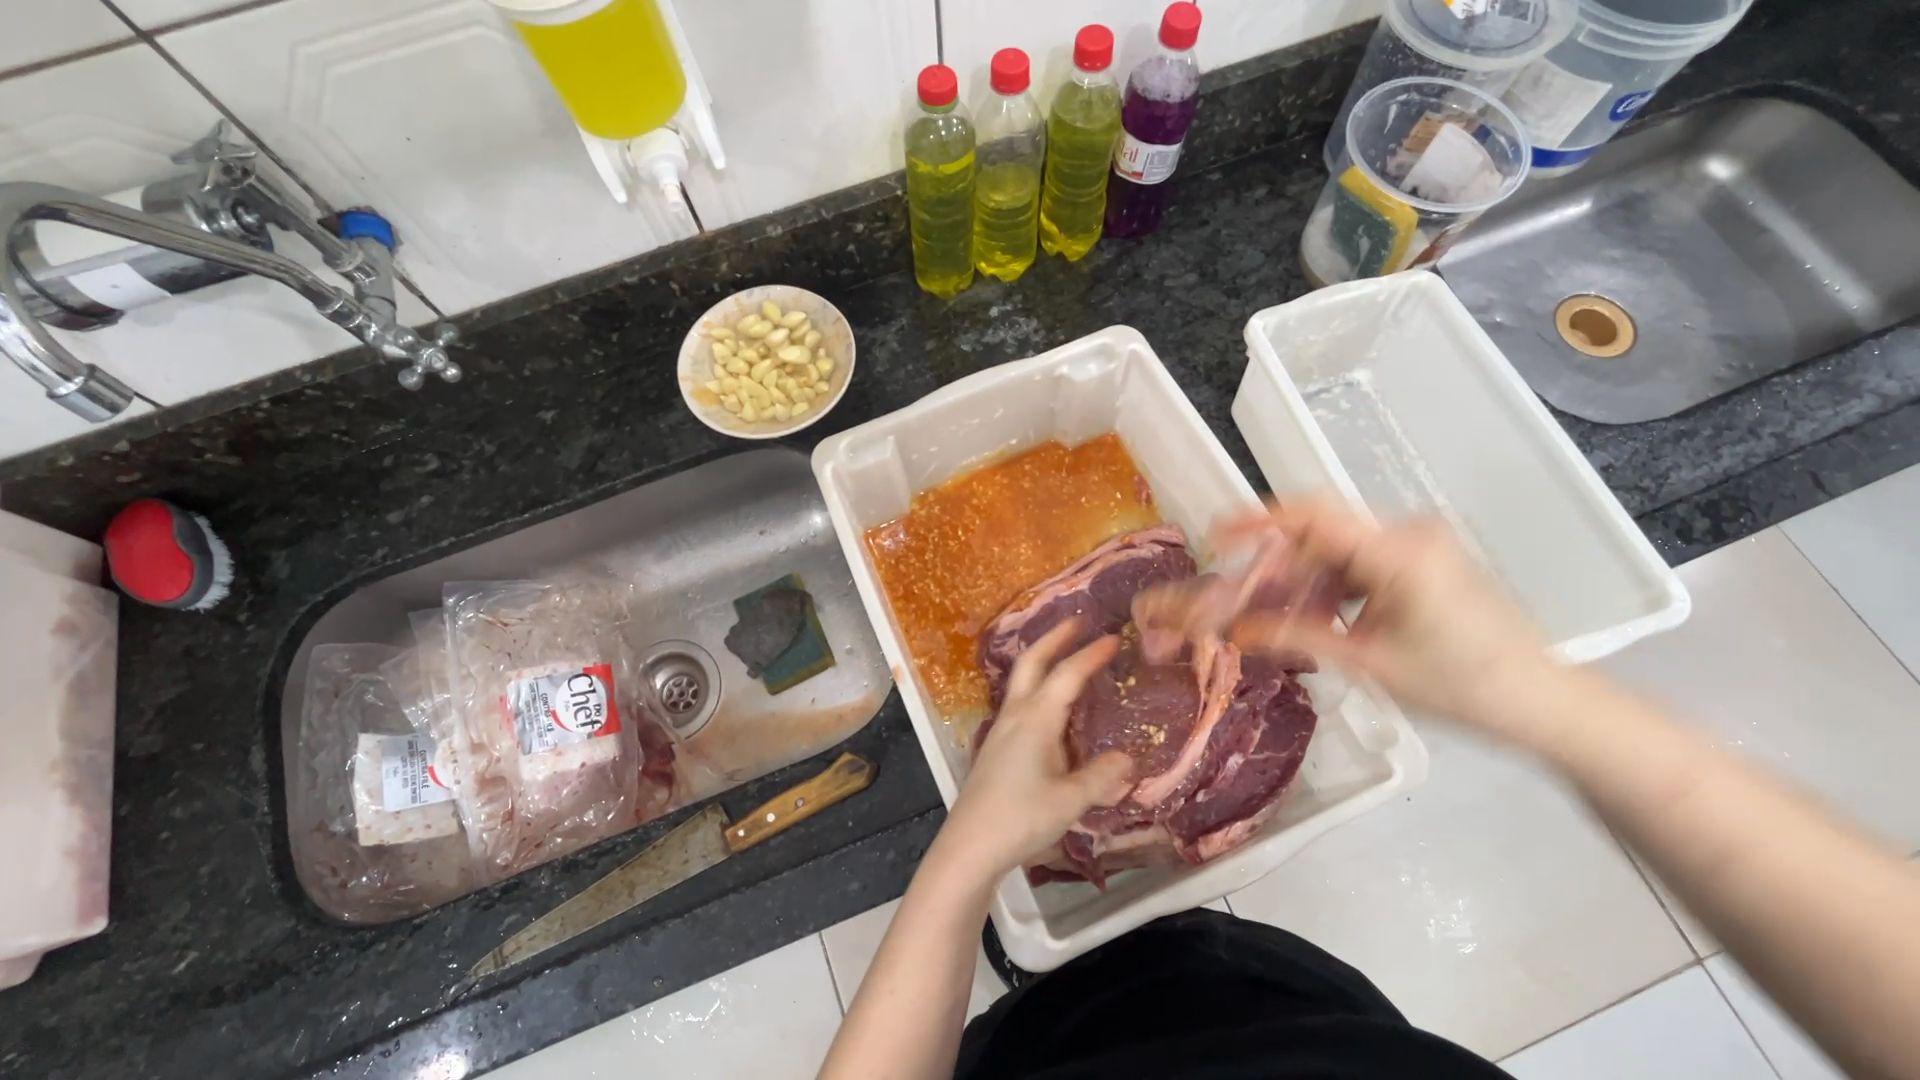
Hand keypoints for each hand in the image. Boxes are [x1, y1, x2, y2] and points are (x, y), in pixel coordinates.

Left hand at [933, 621, 1134, 881]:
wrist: (970, 845)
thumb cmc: (1021, 818)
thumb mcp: (1071, 800)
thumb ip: (1102, 777)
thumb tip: (1129, 759)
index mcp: (1036, 719)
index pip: (1067, 675)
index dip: (1090, 655)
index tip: (1112, 638)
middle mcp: (1015, 715)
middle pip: (1031, 663)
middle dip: (1054, 639)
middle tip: (1077, 623)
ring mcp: (1000, 731)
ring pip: (1021, 682)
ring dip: (1042, 662)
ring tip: (1065, 658)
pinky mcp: (995, 749)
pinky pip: (1019, 704)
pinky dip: (1037, 690)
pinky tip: (1051, 711)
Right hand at [1223, 497, 1557, 736]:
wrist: (1543, 702)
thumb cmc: (1461, 685)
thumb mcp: (1369, 662)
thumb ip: (1298, 637)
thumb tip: (1237, 630)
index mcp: (1398, 552)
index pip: (1314, 516)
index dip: (1258, 520)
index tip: (1218, 535)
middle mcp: (1409, 535)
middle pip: (1322, 537)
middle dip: (1278, 569)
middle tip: (1244, 604)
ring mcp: (1422, 547)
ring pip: (1339, 552)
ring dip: (1306, 583)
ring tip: (1283, 623)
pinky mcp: (1428, 562)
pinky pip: (1363, 564)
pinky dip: (1335, 588)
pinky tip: (1323, 621)